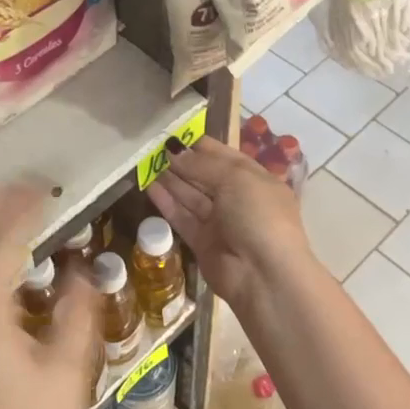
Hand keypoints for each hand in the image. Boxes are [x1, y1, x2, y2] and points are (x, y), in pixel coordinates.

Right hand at [148, 136, 313, 310]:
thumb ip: (201, 164)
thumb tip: (174, 150)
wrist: (264, 276)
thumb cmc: (258, 215)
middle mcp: (237, 198)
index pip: (223, 155)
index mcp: (254, 178)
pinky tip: (149, 187)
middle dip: (181, 161)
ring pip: (191, 195)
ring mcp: (220, 222)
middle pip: (204, 175)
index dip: (199, 144)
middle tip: (152, 147)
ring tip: (145, 163)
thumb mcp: (235, 178)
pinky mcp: (203, 243)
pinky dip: (167, 203)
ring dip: (171, 179)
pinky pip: (183, 218)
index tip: (172, 133)